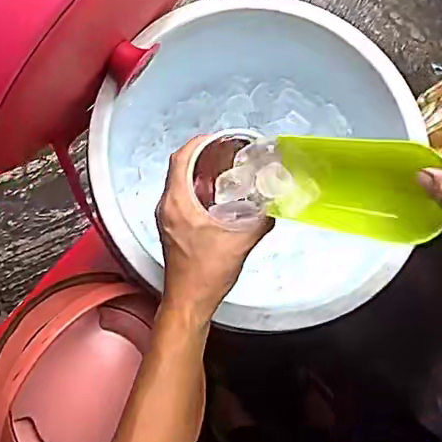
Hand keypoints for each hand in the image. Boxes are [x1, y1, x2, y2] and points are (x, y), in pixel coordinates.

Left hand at [155, 135, 273, 327]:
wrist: (189, 302)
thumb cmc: (204, 276)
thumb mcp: (241, 243)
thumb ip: (261, 221)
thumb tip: (275, 206)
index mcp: (177, 204)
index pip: (179, 159)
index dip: (196, 143)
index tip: (214, 138)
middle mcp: (166, 208)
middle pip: (177, 168)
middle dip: (200, 155)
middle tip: (222, 151)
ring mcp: (166, 219)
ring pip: (177, 183)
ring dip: (196, 172)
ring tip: (221, 168)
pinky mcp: (170, 229)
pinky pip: (179, 197)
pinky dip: (194, 189)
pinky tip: (214, 196)